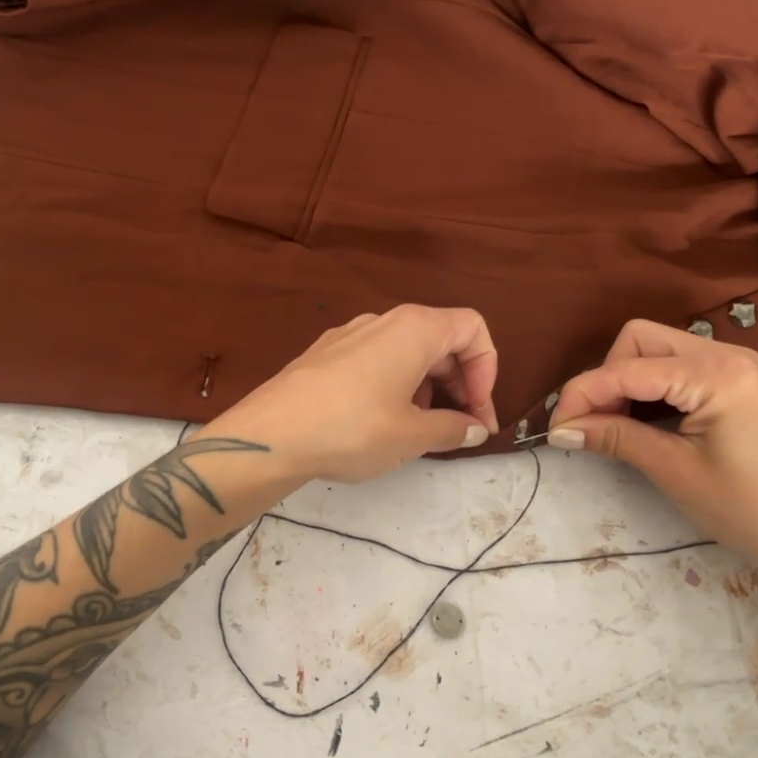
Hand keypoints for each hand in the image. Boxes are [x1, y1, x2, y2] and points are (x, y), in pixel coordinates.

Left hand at [203, 305, 500, 483]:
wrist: (269, 435)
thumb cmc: (351, 429)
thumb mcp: (412, 436)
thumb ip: (452, 428)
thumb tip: (474, 427)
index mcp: (414, 328)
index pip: (472, 328)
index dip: (487, 370)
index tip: (478, 413)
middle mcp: (383, 320)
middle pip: (441, 339)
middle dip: (460, 383)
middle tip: (461, 428)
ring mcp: (349, 335)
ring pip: (407, 352)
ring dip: (428, 387)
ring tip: (421, 430)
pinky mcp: (324, 355)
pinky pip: (376, 361)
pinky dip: (395, 385)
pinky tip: (382, 422)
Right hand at [546, 320, 757, 574]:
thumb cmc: (753, 508)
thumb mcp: (676, 473)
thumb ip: (616, 439)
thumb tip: (561, 429)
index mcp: (715, 373)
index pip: (625, 368)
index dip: (581, 394)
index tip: (556, 431)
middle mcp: (726, 354)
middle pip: (639, 340)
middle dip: (605, 377)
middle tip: (594, 426)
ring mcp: (737, 366)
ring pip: (658, 350)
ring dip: (627, 382)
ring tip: (615, 428)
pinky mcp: (740, 383)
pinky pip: (680, 368)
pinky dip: (652, 389)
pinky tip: (646, 423)